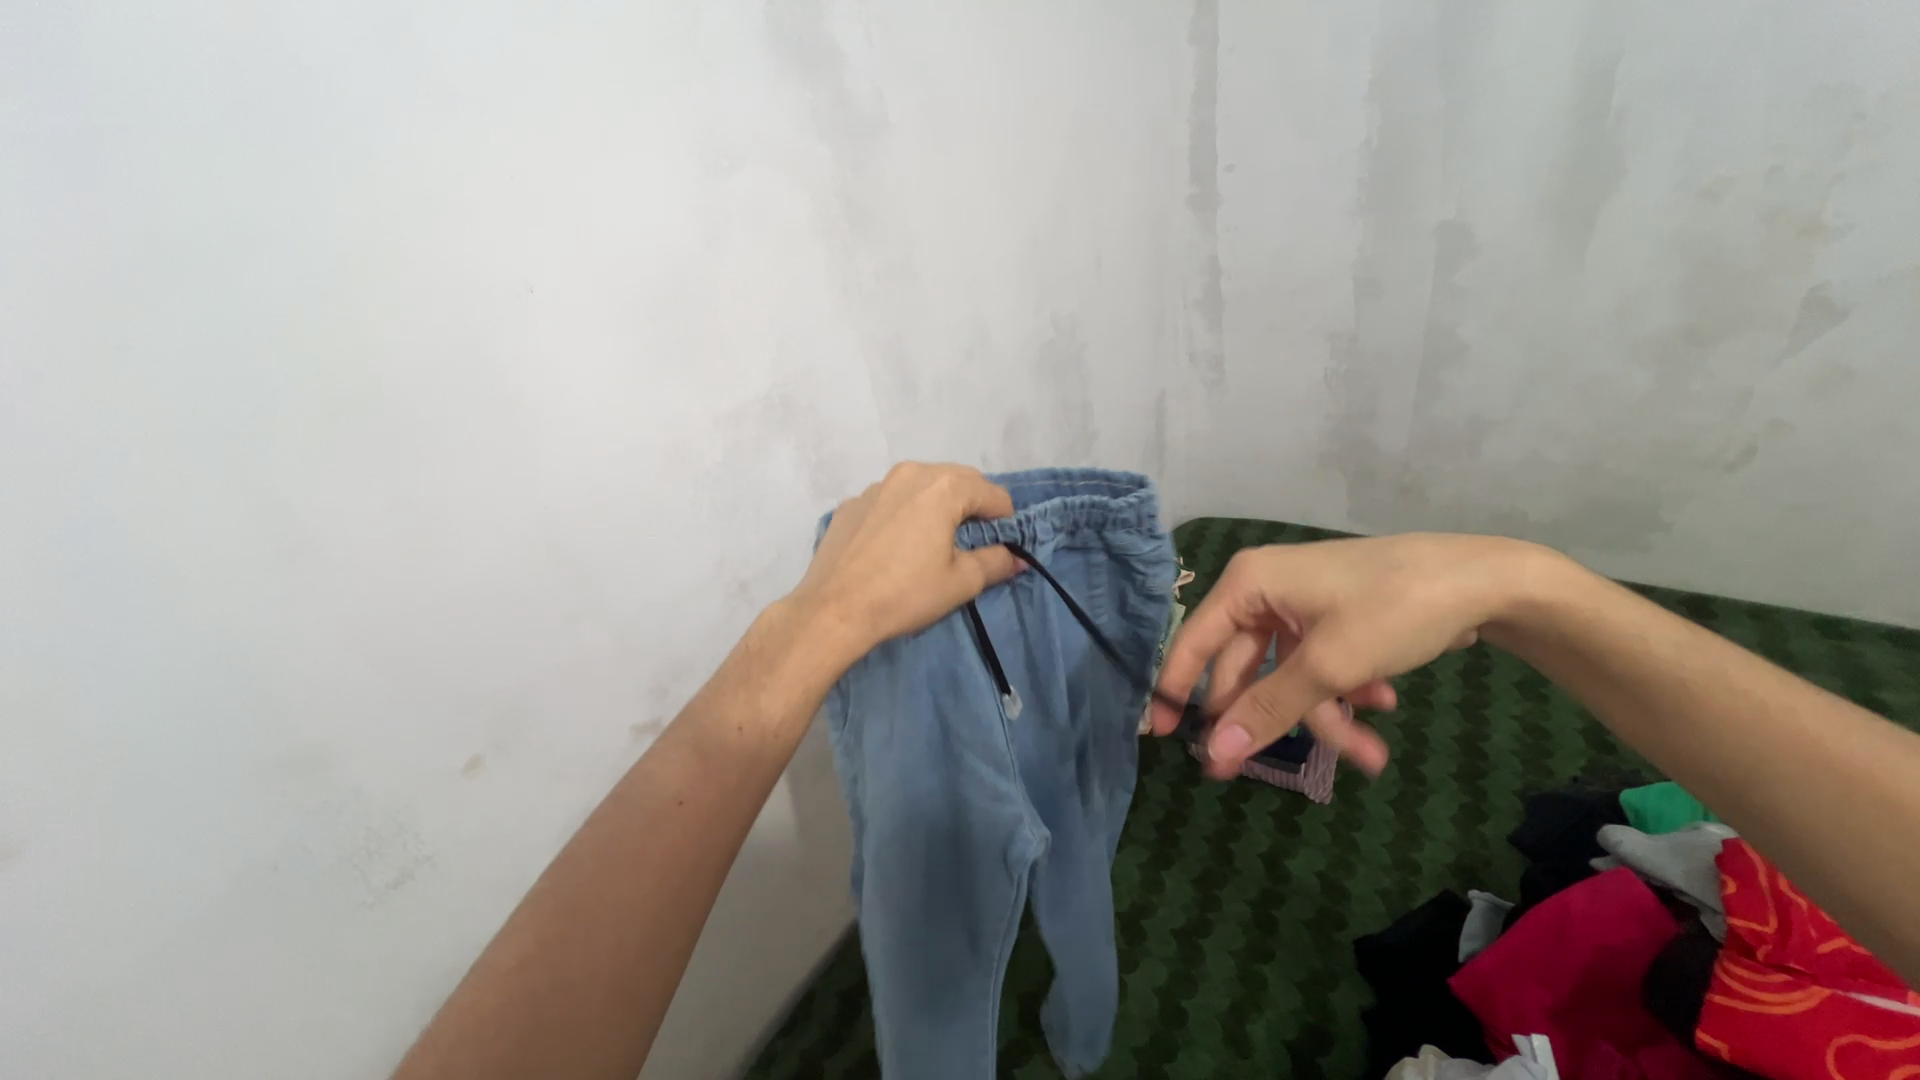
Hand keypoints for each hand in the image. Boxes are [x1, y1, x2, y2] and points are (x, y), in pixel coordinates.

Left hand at [790, 463, 1023, 654]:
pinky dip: (903, 513)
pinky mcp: (850, 505)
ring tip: (936, 538)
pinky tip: (896, 545)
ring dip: (937, 504)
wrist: (834, 610)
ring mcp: (875, 487)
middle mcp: (910, 474)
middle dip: (973, 504)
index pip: (991, 493)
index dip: (1005, 518)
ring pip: (920, 485)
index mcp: (943, 487)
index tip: (1004, 542)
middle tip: (975, 538)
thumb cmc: (905, 594)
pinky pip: (889, 500)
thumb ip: (995, 562)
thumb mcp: (961, 582)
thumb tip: (1017, 557)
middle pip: (957, 480)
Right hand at [1150, 533, 1547, 777]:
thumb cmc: (1395, 609)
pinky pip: (1319, 665)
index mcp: (1248, 585)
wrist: (1490, 581)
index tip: (1165, 738)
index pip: (1193, 643)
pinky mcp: (1333, 618)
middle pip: (1246, 669)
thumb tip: (1214, 755)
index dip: (1175, 691)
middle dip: (1274, 718)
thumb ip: (1268, 710)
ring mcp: (1301, 605)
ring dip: (1324, 715)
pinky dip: (1344, 690)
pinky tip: (1382, 700)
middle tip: (1258, 771)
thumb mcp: (1329, 666)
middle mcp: (1265, 592)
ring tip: (1370, 756)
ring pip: (1289, 676)